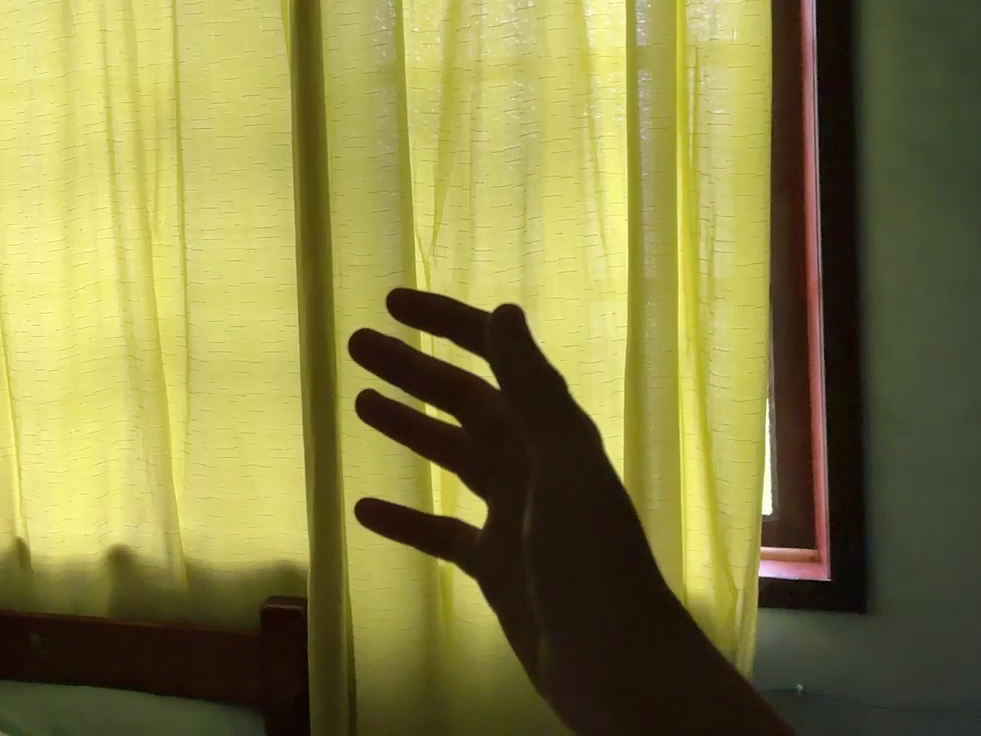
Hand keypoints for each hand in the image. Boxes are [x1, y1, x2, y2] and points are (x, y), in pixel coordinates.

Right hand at [350, 290, 787, 734]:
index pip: (492, 358)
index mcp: (548, 433)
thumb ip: (532, 389)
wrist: (623, 677)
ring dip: (405, 427)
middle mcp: (529, 464)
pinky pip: (439, 531)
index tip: (394, 304)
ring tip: (359, 402)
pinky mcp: (495, 564)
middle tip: (358, 345)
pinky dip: (404, 519)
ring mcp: (510, 515)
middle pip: (459, 402)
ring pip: (448, 456)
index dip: (446, 324)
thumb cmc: (591, 563)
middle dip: (410, 370)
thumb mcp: (562, 466)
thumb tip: (503, 310)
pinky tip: (365, 511)